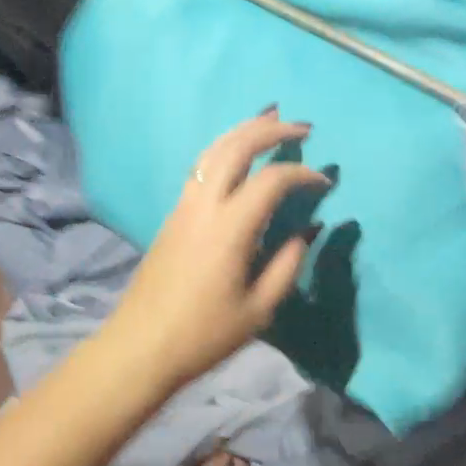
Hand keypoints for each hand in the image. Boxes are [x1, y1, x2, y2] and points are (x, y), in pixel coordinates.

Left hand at [101, 110, 328, 391]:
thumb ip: (288, 264)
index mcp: (230, 228)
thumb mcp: (259, 309)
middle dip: (271, 130)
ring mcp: (185, 204)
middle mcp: (205, 204)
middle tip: (302, 127)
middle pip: (237, 146)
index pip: (272, 180)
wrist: (140, 346)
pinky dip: (226, 145)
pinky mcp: (174, 211)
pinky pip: (203, 164)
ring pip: (215, 149)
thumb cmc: (204, 334)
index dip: (302, 174)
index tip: (324, 182)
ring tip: (271, 119)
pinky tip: (239, 149)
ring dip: (244, 129)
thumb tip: (309, 228)